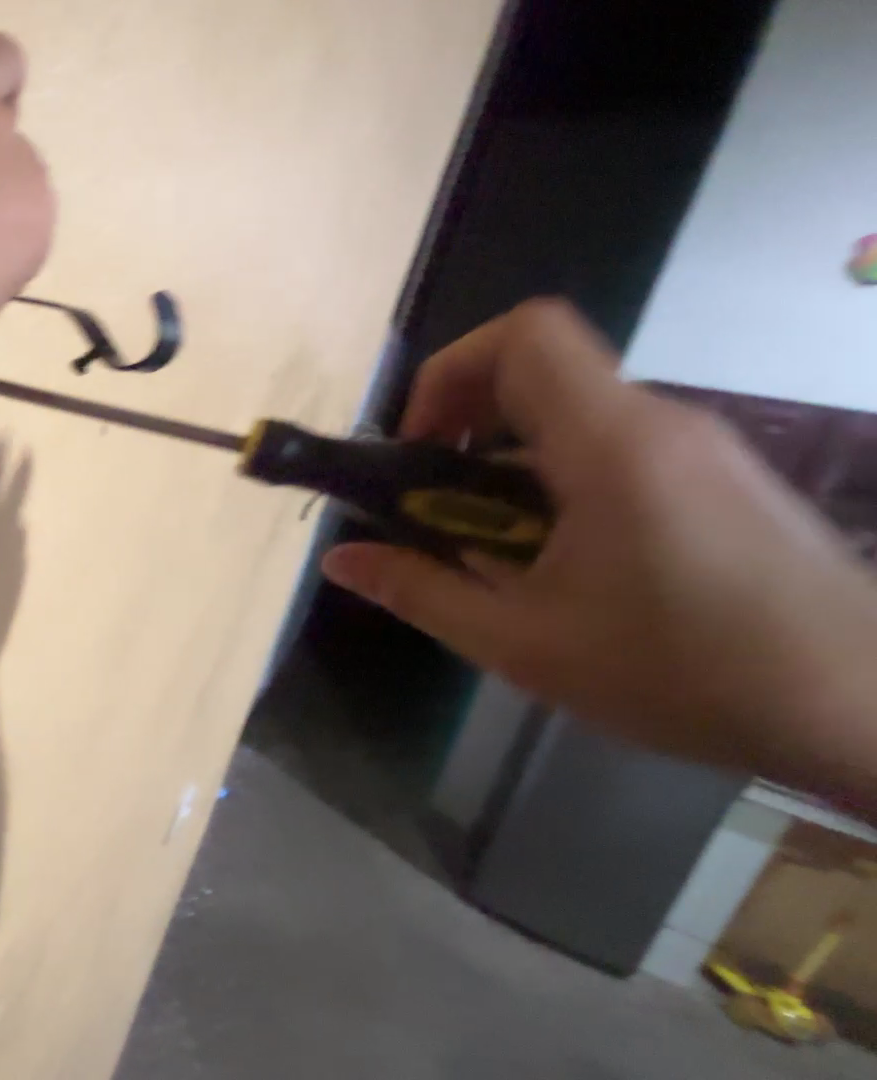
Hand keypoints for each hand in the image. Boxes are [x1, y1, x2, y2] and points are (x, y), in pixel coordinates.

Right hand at [321, 300, 876, 796]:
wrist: (874, 712)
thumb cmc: (688, 674)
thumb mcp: (522, 643)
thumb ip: (419, 590)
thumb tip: (337, 560)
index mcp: (609, 445)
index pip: (523, 335)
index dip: (449, 371)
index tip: (418, 448)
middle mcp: (657, 424)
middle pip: (536, 374)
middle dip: (461, 426)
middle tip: (434, 505)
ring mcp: (697, 448)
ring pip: (569, 418)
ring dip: (504, 465)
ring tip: (490, 552)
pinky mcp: (719, 478)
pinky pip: (611, 449)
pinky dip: (555, 483)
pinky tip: (557, 564)